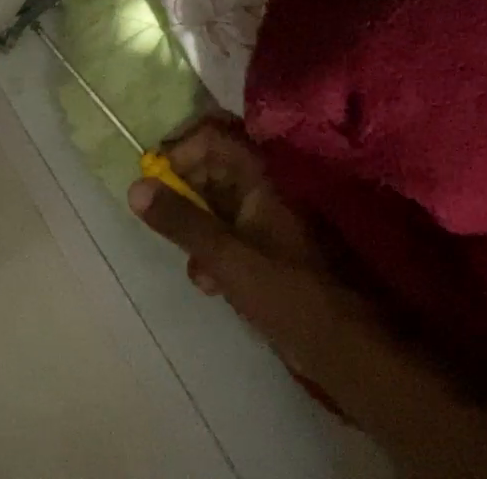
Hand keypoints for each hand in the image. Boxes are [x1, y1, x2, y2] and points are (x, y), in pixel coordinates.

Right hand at [131, 122, 486, 478]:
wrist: (353, 352)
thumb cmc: (291, 295)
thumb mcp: (226, 258)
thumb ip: (181, 220)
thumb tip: (134, 186)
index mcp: (265, 177)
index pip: (213, 135)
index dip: (180, 149)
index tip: (155, 179)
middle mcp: (270, 187)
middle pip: (213, 166)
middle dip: (184, 193)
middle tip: (165, 222)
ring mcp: (275, 217)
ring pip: (221, 200)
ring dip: (198, 226)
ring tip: (195, 268)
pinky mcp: (276, 246)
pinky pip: (234, 229)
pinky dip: (216, 247)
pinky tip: (212, 282)